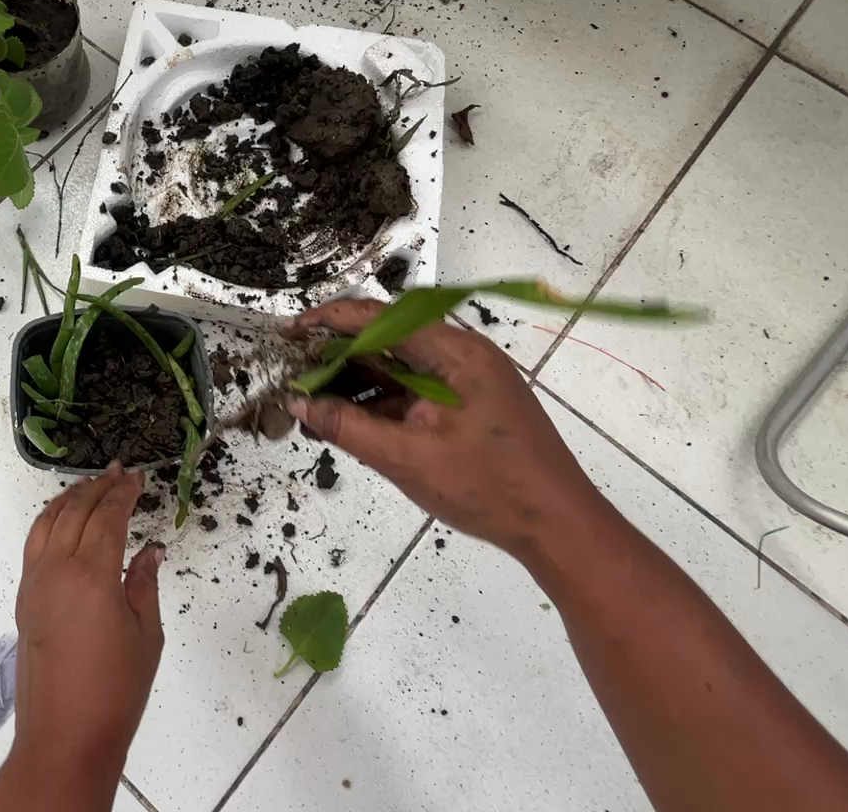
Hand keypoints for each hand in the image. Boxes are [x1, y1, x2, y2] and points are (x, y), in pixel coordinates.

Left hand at [7, 465, 163, 791]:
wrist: (64, 737)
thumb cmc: (116, 689)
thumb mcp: (146, 635)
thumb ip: (144, 584)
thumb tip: (150, 551)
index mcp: (91, 574)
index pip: (108, 516)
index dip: (124, 493)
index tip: (139, 478)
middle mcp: (56, 568)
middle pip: (76, 511)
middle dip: (98, 487)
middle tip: (119, 472)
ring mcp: (34, 582)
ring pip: (48, 521)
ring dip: (70, 498)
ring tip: (90, 486)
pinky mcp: (24, 598)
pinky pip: (34, 543)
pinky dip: (50, 520)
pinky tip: (64, 521)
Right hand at [282, 300, 608, 560]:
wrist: (560, 530)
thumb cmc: (489, 489)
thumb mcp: (407, 458)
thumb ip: (347, 427)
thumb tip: (297, 404)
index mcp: (455, 353)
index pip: (379, 316)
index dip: (327, 320)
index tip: (287, 333)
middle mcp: (461, 354)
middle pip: (386, 338)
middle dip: (336, 354)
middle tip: (293, 374)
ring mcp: (465, 379)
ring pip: (397, 365)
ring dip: (355, 381)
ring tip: (312, 402)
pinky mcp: (466, 402)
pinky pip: (412, 389)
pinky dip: (379, 401)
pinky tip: (347, 420)